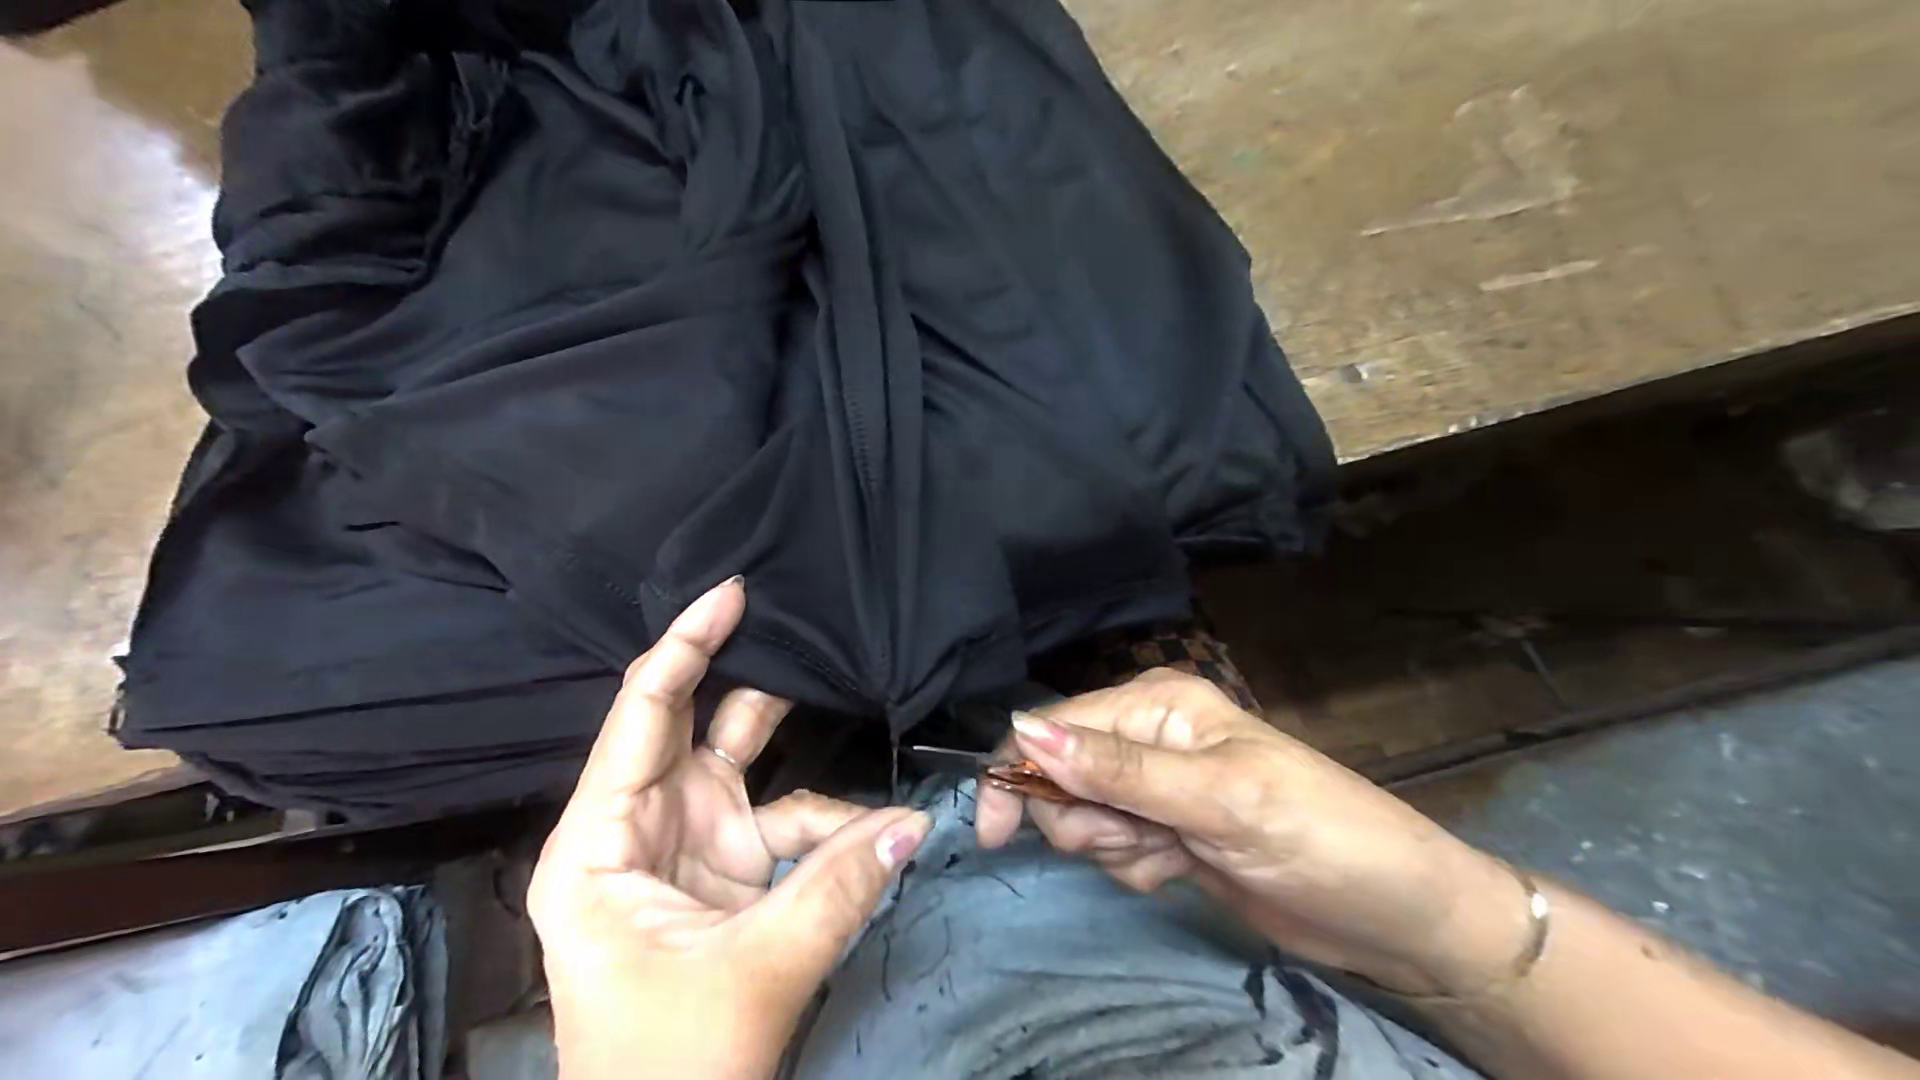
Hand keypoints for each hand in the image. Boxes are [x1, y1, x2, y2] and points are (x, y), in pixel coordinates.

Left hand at [529, 579, 930, 1079]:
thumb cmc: (670, 1066)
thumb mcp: (758, 970)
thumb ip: (840, 887)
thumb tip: (915, 823)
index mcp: (600, 840)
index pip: (643, 714)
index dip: (686, 646)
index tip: (732, 592)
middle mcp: (639, 824)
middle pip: (691, 722)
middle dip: (741, 672)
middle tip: (793, 621)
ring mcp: (689, 840)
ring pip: (748, 766)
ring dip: (803, 755)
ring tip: (854, 725)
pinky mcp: (730, 864)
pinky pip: (787, 820)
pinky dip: (833, 827)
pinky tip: (879, 839)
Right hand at [976, 669, 1532, 996]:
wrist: (1396, 917)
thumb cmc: (1318, 837)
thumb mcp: (1218, 800)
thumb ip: (1117, 769)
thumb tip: (1022, 731)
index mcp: (1155, 704)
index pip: (1056, 727)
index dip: (1019, 773)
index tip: (996, 833)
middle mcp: (1146, 735)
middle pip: (1060, 774)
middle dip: (1084, 817)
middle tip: (1138, 838)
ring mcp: (1154, 785)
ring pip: (1082, 815)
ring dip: (1113, 845)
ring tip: (1172, 853)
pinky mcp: (1162, 828)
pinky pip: (1110, 846)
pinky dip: (1134, 864)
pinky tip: (1180, 867)